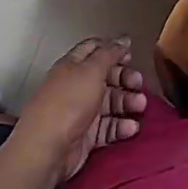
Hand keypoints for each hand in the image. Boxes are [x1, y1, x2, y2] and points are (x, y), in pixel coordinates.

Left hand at [12, 36, 147, 179]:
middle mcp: (76, 87)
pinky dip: (121, 126)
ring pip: (111, 102)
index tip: (130, 54)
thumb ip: (110, 54)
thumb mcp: (92, 71)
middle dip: (125, 78)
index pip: (94, 50)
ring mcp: (81, 112)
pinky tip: (131, 127)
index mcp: (73, 67)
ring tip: (140, 106)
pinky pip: (109, 126)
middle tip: (138, 83)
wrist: (47, 149)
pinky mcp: (87, 134)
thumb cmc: (69, 103)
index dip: (112, 49)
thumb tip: (124, 39)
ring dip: (128, 103)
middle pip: (106, 77)